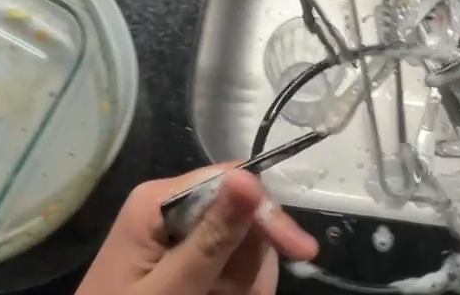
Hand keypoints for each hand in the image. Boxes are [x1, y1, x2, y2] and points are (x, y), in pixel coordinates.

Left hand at [76, 166, 319, 294]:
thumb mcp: (170, 291)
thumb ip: (211, 238)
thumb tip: (248, 176)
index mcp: (158, 199)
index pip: (230, 181)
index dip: (267, 213)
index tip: (301, 251)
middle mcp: (168, 205)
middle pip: (239, 214)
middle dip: (248, 263)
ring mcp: (174, 232)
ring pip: (238, 244)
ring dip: (242, 281)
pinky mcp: (179, 257)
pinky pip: (225, 263)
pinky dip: (231, 288)